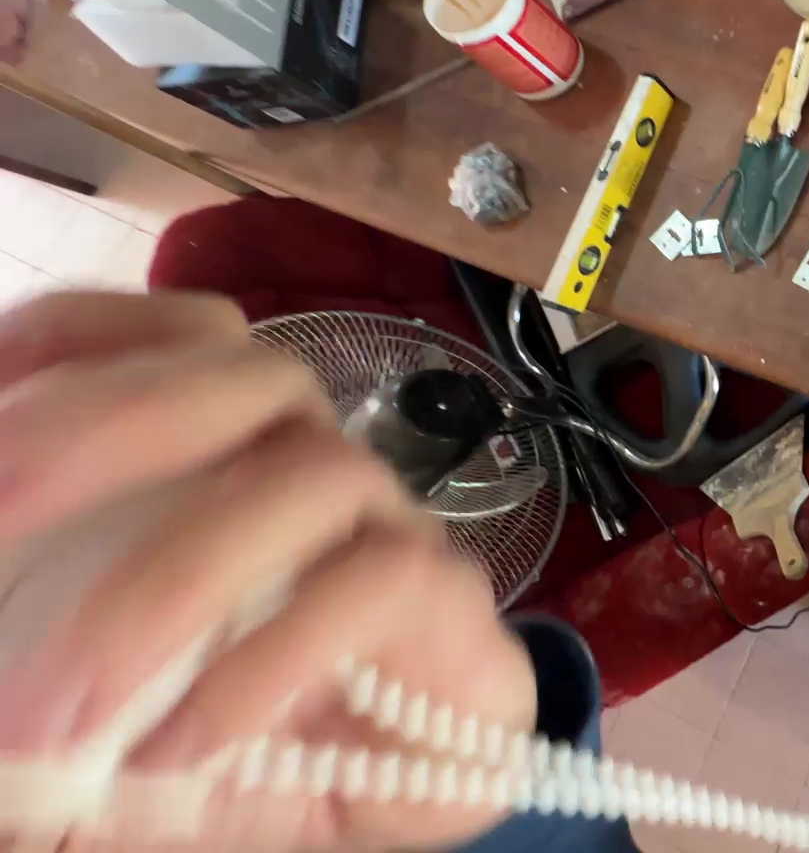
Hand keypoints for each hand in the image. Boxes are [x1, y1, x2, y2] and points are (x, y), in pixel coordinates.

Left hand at [0, 292, 535, 850]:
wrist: (385, 785)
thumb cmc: (199, 732)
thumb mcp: (55, 694)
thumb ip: (22, 628)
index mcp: (222, 464)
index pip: (185, 338)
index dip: (84, 343)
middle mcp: (312, 473)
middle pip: (264, 375)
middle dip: (121, 420)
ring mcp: (391, 528)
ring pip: (324, 474)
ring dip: (177, 579)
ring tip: (51, 721)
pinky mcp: (450, 597)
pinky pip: (383, 580)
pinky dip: (270, 657)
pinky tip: (182, 748)